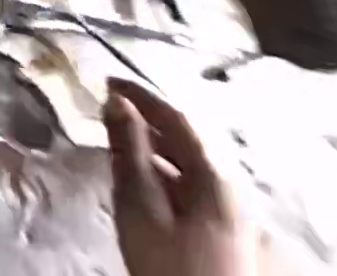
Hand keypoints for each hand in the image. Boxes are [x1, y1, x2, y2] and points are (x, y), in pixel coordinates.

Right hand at [104, 77, 251, 275]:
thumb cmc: (170, 270)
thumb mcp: (139, 205)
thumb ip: (128, 149)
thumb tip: (117, 101)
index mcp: (213, 177)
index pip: (177, 118)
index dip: (141, 95)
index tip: (105, 80)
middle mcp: (229, 190)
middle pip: (187, 140)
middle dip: (147, 118)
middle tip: (108, 107)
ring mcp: (231, 216)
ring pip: (189, 164)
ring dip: (154, 145)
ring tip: (119, 138)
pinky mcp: (224, 237)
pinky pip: (191, 186)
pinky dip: (163, 171)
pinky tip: (143, 181)